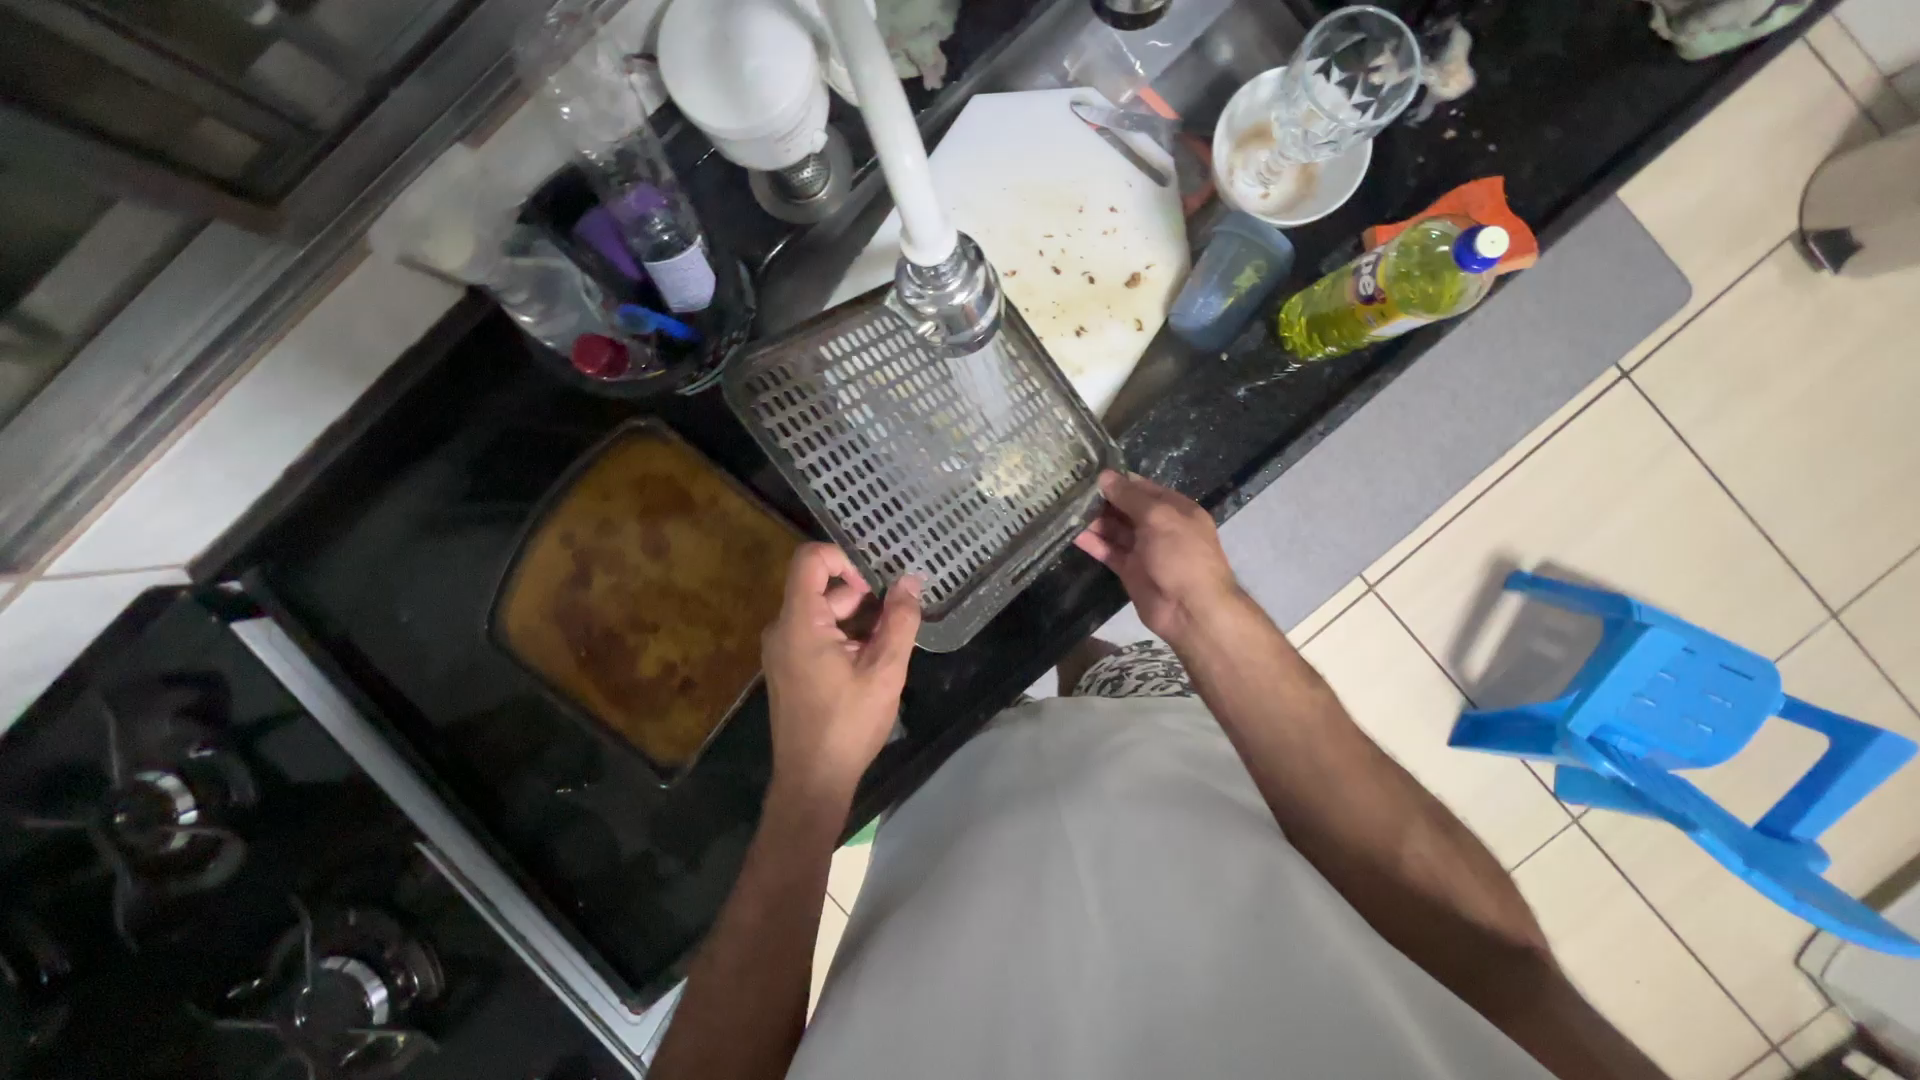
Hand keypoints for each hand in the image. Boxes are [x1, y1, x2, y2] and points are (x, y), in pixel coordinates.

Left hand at [762, 543, 921, 802]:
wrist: (812, 781)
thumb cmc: (848, 724)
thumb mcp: (885, 671)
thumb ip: (900, 621)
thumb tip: (910, 582)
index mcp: (799, 623)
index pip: (810, 560)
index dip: (843, 557)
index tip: (875, 582)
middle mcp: (782, 630)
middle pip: (819, 588)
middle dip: (860, 597)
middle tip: (894, 622)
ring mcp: (781, 651)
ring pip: (820, 613)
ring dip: (856, 621)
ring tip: (886, 649)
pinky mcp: (787, 669)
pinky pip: (814, 635)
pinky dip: (843, 638)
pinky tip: (869, 665)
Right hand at [1074, 470, 1242, 645]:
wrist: (1191, 609)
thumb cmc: (1181, 555)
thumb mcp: (1159, 517)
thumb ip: (1130, 497)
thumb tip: (1105, 476)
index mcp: (1175, 509)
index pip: (1143, 488)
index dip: (1118, 481)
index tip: (1088, 473)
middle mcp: (1160, 526)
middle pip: (1126, 508)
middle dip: (1102, 500)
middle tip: (1070, 490)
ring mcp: (1145, 550)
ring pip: (1115, 530)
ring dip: (1094, 521)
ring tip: (1066, 510)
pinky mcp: (1131, 570)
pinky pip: (1109, 552)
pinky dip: (1093, 543)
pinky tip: (1073, 534)